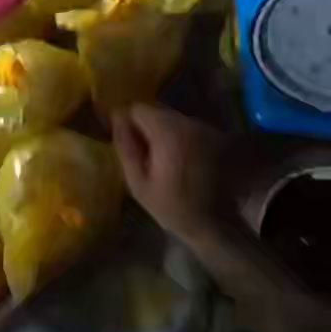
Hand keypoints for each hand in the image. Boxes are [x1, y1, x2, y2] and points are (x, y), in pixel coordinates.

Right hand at [112, 103, 226, 242]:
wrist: (214, 223)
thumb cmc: (172, 207)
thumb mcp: (138, 184)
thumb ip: (126, 148)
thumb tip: (116, 118)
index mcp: (168, 133)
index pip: (137, 108)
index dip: (128, 123)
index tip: (129, 143)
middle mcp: (186, 122)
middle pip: (154, 110)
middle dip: (144, 127)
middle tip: (144, 155)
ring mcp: (200, 126)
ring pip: (169, 117)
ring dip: (160, 131)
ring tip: (160, 159)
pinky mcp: (210, 132)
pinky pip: (183, 125)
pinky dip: (175, 136)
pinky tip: (177, 159)